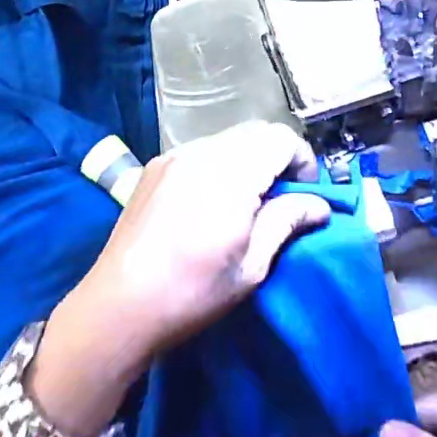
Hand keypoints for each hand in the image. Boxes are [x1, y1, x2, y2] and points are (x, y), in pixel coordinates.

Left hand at [58, 122, 328, 366]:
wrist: (118, 304)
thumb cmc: (191, 293)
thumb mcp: (251, 266)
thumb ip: (286, 222)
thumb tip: (318, 205)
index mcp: (229, 176)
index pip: (279, 138)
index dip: (302, 161)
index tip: (305, 196)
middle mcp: (199, 153)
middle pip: (255, 131)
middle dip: (277, 157)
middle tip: (282, 199)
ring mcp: (173, 156)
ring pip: (227, 138)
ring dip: (249, 158)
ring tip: (248, 202)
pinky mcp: (155, 166)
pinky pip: (201, 150)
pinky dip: (220, 163)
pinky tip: (214, 200)